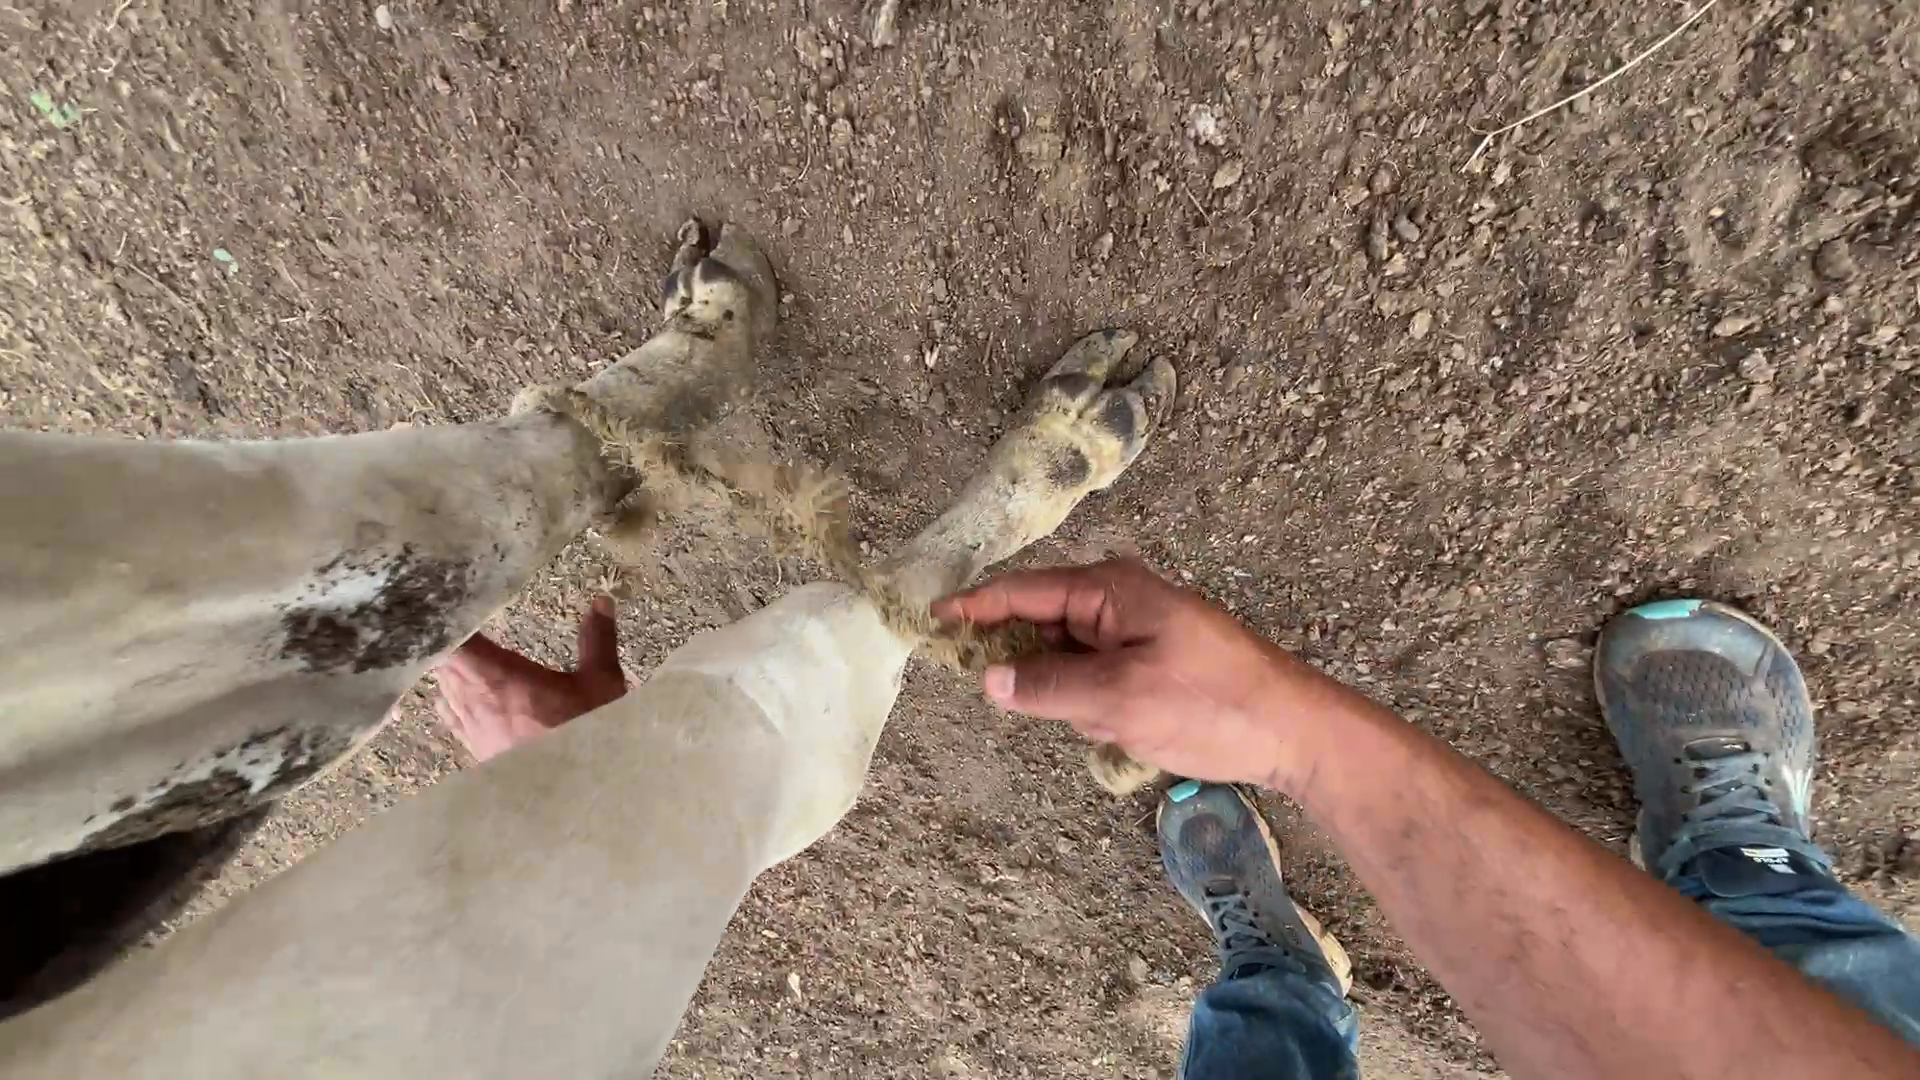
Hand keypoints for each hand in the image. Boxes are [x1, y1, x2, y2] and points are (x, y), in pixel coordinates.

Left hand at [431, 595, 627, 762]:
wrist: (577, 794)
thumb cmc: (587, 733)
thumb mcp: (601, 681)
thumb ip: (597, 639)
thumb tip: (600, 600)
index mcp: (499, 678)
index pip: (452, 642)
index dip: (443, 621)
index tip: (445, 600)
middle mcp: (473, 701)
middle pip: (440, 662)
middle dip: (445, 639)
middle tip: (450, 615)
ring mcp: (469, 726)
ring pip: (441, 687)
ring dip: (447, 667)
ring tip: (456, 647)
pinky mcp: (473, 746)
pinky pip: (448, 711)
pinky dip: (450, 693)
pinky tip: (464, 690)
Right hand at [934, 559, 1346, 790]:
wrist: (1294, 731)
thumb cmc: (1209, 704)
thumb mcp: (1121, 699)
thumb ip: (1048, 686)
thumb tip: (989, 676)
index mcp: (1108, 590)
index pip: (1023, 591)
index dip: (975, 605)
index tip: (932, 618)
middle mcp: (1115, 600)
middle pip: (1041, 623)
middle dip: (1030, 664)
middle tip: (1021, 692)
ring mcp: (1131, 630)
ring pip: (1067, 657)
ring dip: (1070, 693)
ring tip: (1110, 721)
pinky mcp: (1144, 658)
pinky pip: (1094, 675)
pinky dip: (1092, 702)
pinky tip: (1123, 727)